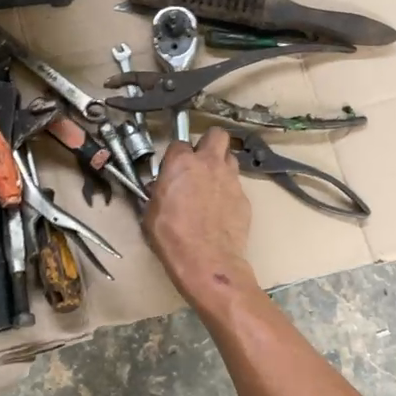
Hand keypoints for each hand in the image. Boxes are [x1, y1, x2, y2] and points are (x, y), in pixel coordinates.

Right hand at [142, 127, 256, 306]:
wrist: (207, 260)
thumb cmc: (172, 236)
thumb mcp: (151, 213)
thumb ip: (158, 193)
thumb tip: (161, 189)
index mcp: (181, 163)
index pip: (179, 143)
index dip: (176, 155)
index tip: (172, 167)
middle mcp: (209, 164)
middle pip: (217, 135)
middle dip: (209, 143)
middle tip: (200, 160)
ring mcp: (230, 179)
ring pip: (230, 158)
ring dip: (221, 165)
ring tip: (212, 184)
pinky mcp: (244, 198)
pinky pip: (237, 186)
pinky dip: (229, 192)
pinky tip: (220, 209)